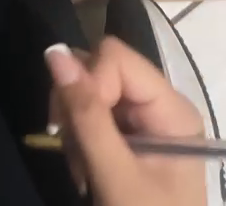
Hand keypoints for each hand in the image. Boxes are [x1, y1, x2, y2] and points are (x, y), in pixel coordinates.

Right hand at [45, 38, 206, 205]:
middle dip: (75, 103)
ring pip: (88, 86)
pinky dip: (77, 132)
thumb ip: (86, 114)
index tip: (78, 128)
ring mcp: (145, 117)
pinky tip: (83, 164)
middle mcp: (161, 103)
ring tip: (79, 164)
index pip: (114, 57)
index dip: (88, 82)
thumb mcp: (115, 176)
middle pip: (99, 67)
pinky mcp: (130, 132)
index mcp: (173, 109)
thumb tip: (53, 50)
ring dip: (73, 121)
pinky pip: (91, 107)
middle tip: (72, 149)